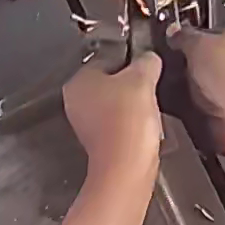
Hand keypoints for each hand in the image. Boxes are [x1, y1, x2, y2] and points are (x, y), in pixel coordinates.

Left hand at [62, 51, 162, 173]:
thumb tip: (149, 58)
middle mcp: (74, 103)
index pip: (105, 59)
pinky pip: (117, 124)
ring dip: (132, 105)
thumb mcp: (142, 78)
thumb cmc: (128, 117)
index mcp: (77, 82)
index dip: (129, 60)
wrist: (126, 166)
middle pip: (109, 83)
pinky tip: (143, 126)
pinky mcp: (98, 144)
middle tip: (150, 88)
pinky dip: (130, 123)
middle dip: (131, 84)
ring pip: (115, 104)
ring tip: (148, 108)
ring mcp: (85, 126)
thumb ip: (146, 61)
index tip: (147, 68)